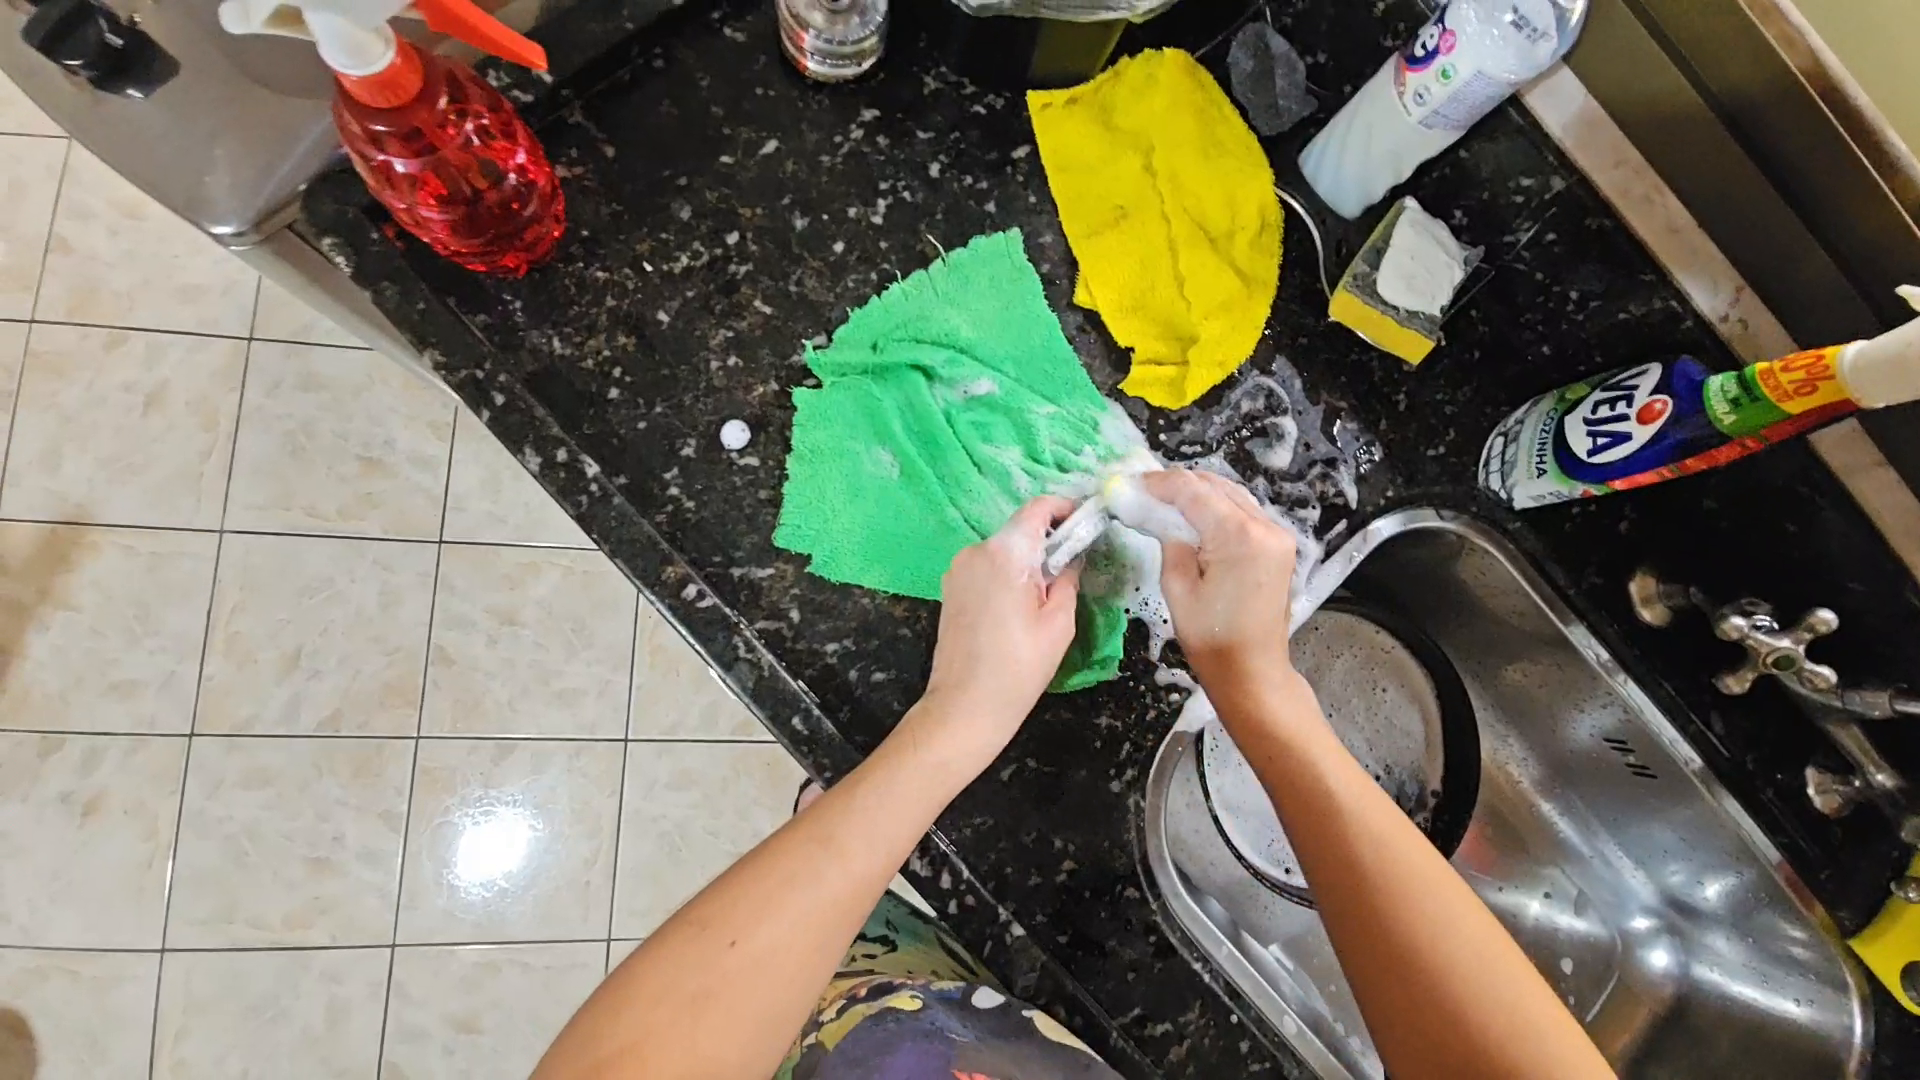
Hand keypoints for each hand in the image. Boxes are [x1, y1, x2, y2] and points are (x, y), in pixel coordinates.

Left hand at [909, 497, 1081, 769]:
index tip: (1085, 524)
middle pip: (1020, 531)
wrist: (965, 705)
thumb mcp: (1059, 623)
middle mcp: (976, 550)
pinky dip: (1005, 576)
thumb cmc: (1019, 667)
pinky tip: (1016, 609)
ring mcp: (958, 569)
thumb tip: (1072, 554)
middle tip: (1072, 572)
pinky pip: (986, 568)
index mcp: (1005, 553)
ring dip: (1025, 563)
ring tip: (1043, 600)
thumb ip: (1068, 577)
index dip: (1065, 509)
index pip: (1038, 509)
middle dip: (1047, 544)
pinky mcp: (950, 587)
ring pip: (1002, 551)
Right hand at [1139, 470, 1299, 710]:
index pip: (1192, 490)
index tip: (1129, 485)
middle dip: (1176, 485)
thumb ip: (1170, 539)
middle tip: (1142, 493)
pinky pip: (1243, 510)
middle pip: (1214, 484)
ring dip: (1197, 493)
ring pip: (1231, 493)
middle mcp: (1265, 525)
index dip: (1158, 483)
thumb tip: (1160, 513)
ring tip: (1163, 502)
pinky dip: (1216, 506)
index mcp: (1238, 535)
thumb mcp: (1176, 586)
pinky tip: (1193, 516)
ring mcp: (1277, 533)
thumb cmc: (1210, 637)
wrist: (1252, 670)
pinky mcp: (1279, 544)